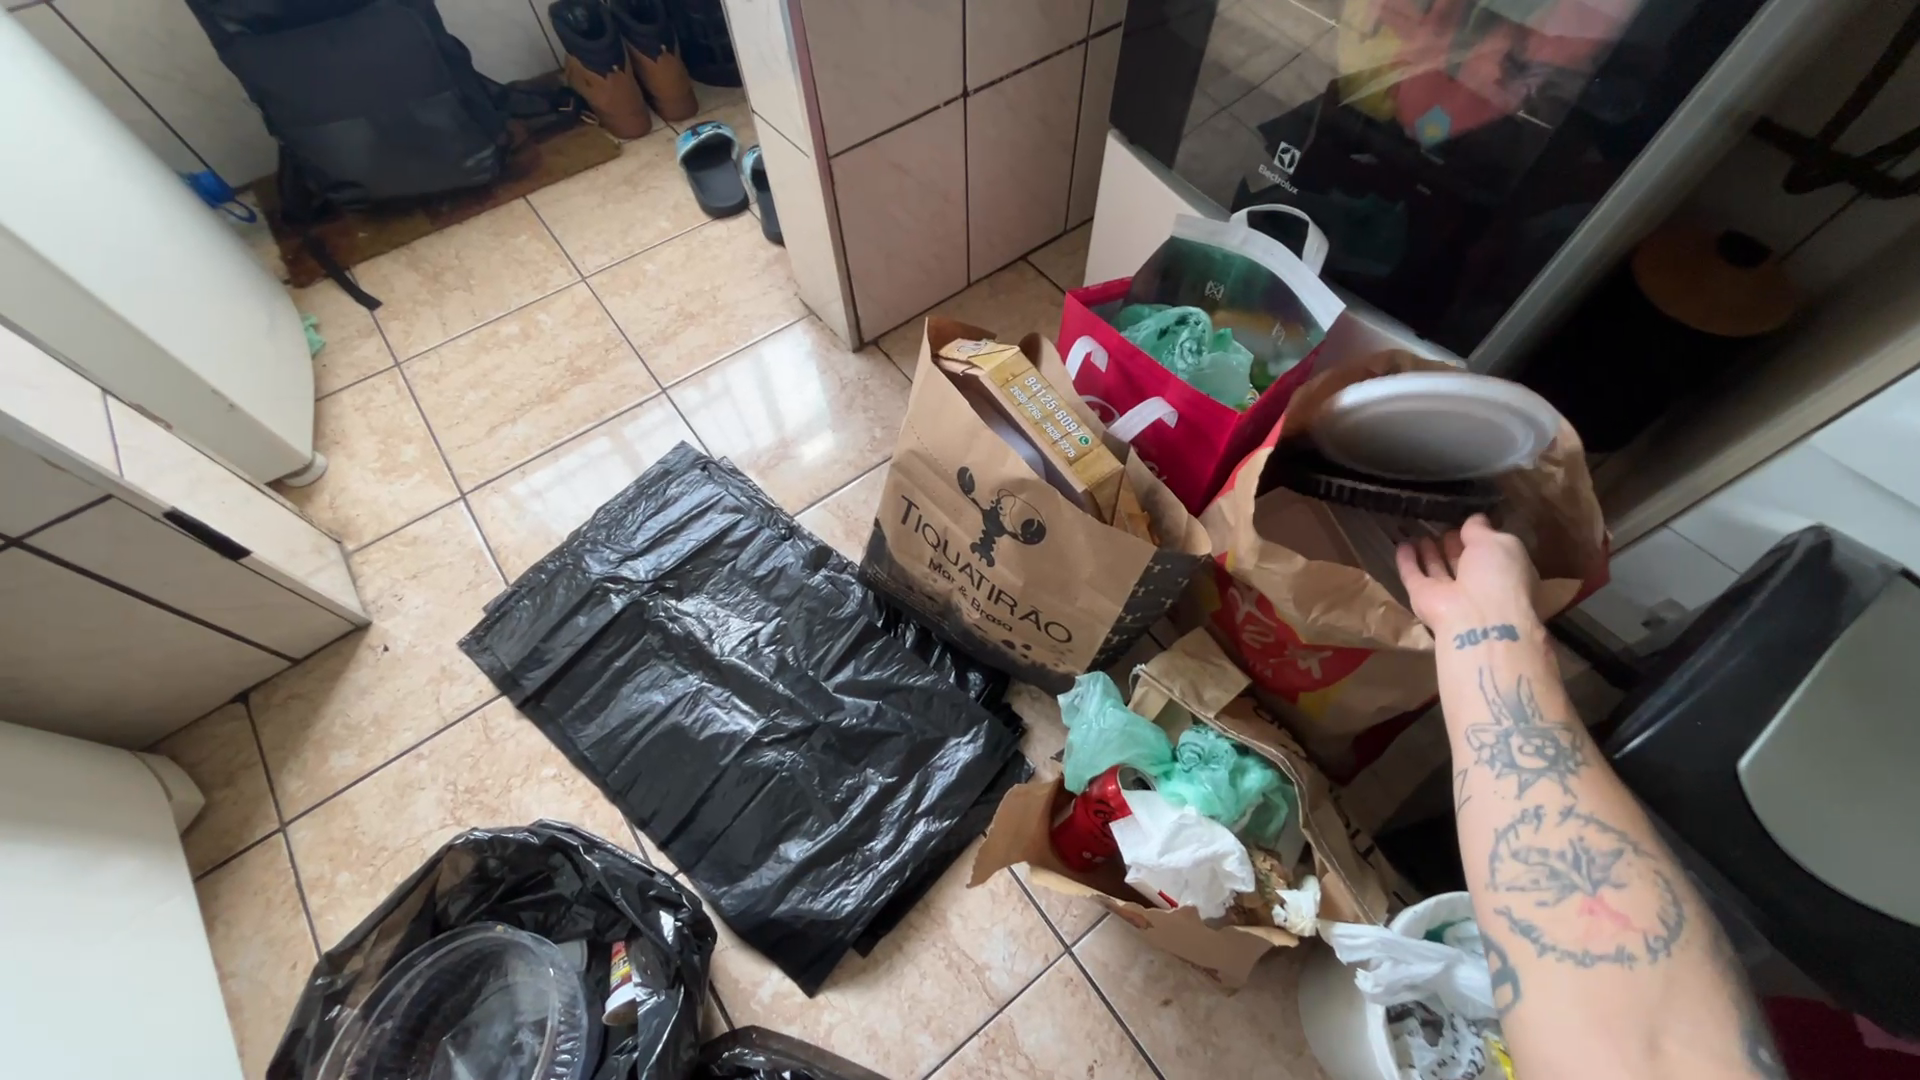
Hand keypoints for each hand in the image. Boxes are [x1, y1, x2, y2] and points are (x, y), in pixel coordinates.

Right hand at [1396, 514, 1542, 638]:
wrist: (1476, 616)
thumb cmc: (1498, 576)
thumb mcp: (1499, 543)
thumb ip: (1482, 530)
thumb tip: (1475, 519)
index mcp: (1505, 572)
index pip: (1490, 552)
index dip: (1479, 538)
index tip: (1466, 523)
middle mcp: (1478, 584)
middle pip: (1462, 561)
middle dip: (1453, 545)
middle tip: (1442, 528)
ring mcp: (1449, 592)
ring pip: (1437, 568)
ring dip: (1429, 552)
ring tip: (1420, 533)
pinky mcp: (1423, 596)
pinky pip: (1413, 574)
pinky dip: (1407, 561)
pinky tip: (1402, 544)